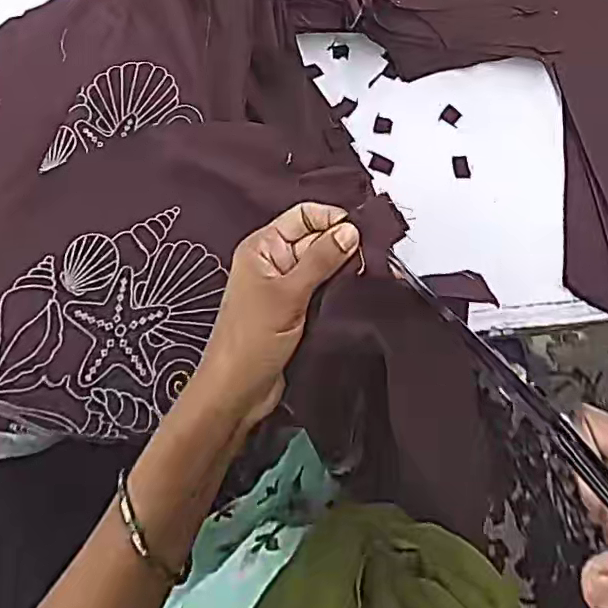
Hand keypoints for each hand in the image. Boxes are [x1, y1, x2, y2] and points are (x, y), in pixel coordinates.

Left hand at [179, 203, 359, 435]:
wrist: (237, 392)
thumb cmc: (248, 341)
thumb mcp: (289, 294)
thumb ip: (321, 260)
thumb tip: (349, 231)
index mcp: (262, 246)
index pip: (302, 215)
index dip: (331, 218)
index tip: (359, 230)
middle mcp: (274, 261)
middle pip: (316, 238)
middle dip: (342, 244)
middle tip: (370, 254)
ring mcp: (286, 285)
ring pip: (323, 264)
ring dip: (343, 268)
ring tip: (367, 273)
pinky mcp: (297, 308)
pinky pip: (323, 287)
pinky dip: (339, 288)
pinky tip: (357, 292)